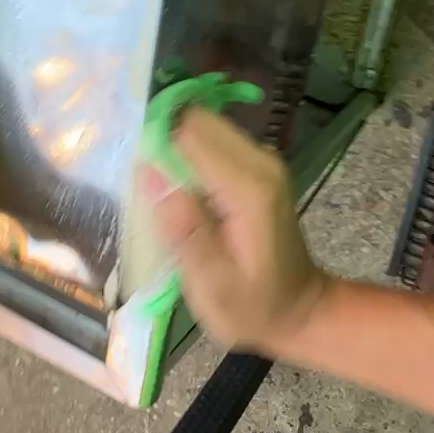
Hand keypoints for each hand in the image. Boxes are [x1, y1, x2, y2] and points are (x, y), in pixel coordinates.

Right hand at [147, 109, 330, 352]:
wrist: (300, 310)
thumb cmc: (253, 307)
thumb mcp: (212, 285)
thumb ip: (183, 228)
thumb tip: (149, 172)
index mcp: (249, 189)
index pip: (191, 134)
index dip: (155, 140)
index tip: (133, 169)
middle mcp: (261, 163)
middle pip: (199, 121)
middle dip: (164, 139)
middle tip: (143, 182)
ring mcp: (264, 160)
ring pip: (206, 127)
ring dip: (176, 147)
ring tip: (158, 189)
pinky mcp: (259, 165)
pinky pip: (215, 142)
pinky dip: (191, 156)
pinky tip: (180, 192)